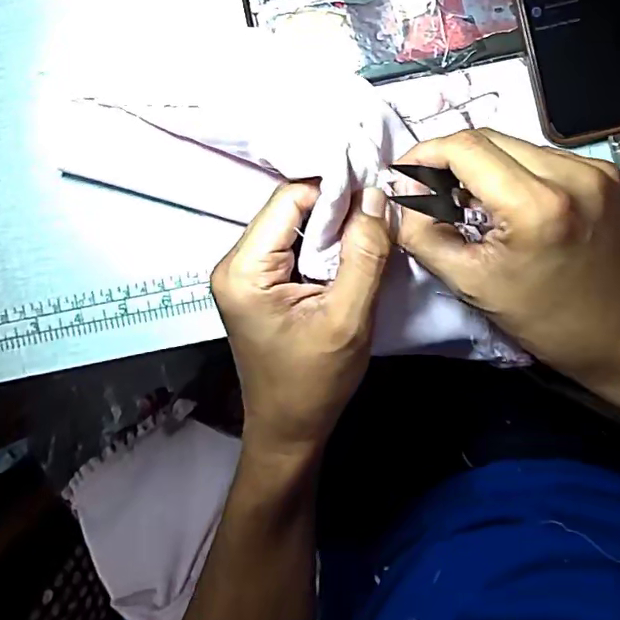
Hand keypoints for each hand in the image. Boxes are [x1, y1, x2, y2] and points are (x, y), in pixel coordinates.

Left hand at [210, 182, 391, 455]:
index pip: (291, 198)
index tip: (378, 189)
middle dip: (340, 205)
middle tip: (383, 208)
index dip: (336, 188)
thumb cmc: (314, 383)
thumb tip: (376, 196)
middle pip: (293, 207)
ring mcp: (248, 273)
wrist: (291, 431)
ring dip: (338, 224)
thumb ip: (364, 255)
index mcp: (244, 270)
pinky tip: (357, 248)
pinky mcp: (264, 282)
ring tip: (376, 226)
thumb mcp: (348, 318)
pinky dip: (331, 242)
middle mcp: (237, 263)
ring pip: (300, 223)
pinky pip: (300, 243)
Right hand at [391, 129, 619, 410]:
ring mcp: (595, 169)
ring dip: (486, 165)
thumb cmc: (546, 319)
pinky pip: (545, 157)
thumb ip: (426, 233)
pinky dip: (519, 172)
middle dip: (452, 158)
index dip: (426, 153)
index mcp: (537, 204)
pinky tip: (513, 202)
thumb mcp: (473, 283)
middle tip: (433, 189)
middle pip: (490, 137)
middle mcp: (571, 174)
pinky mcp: (607, 171)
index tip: (407, 173)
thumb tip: (403, 194)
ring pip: (517, 144)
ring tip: (474, 201)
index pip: (466, 147)